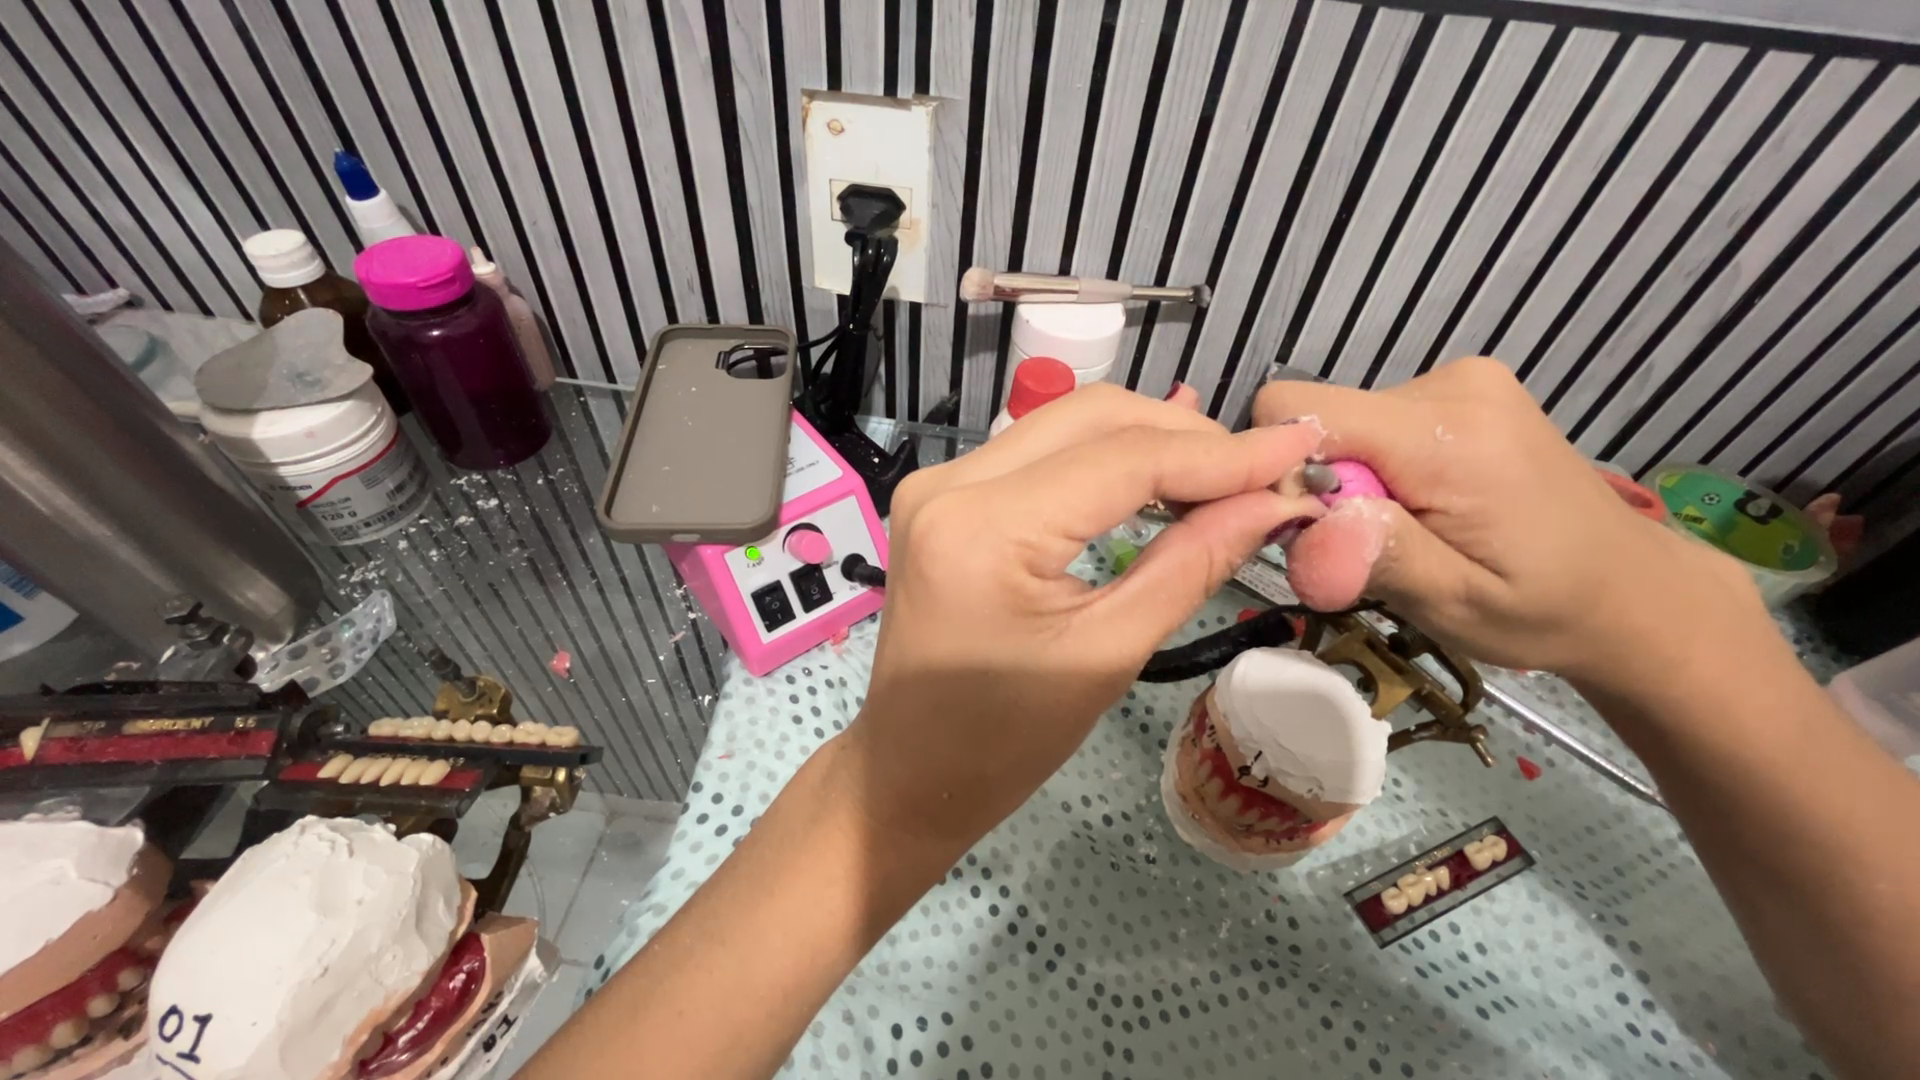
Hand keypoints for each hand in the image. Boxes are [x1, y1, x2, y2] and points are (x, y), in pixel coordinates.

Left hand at [850, 384, 1326, 848]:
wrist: (910, 769)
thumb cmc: (1004, 740)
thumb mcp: (1108, 654)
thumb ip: (1192, 564)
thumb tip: (1273, 502)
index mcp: (985, 528)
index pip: (1123, 460)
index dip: (1221, 453)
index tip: (1300, 449)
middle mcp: (951, 482)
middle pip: (1092, 418)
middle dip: (1186, 436)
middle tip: (1261, 472)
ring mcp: (939, 483)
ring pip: (1065, 425)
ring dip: (1147, 441)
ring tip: (1220, 478)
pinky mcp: (942, 496)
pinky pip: (1037, 453)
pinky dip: (1102, 459)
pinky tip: (1154, 478)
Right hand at [1252, 357, 1761, 682]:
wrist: (1630, 589)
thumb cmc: (1543, 608)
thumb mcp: (1455, 604)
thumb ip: (1377, 555)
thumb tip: (1296, 522)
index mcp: (1448, 433)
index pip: (1295, 409)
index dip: (1281, 470)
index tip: (1316, 530)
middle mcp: (1450, 384)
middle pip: (1317, 419)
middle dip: (1321, 488)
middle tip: (1371, 547)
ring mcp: (1458, 381)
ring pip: (1340, 424)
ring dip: (1350, 483)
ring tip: (1406, 531)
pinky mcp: (1459, 391)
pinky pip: (1371, 423)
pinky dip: (1375, 470)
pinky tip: (1421, 507)